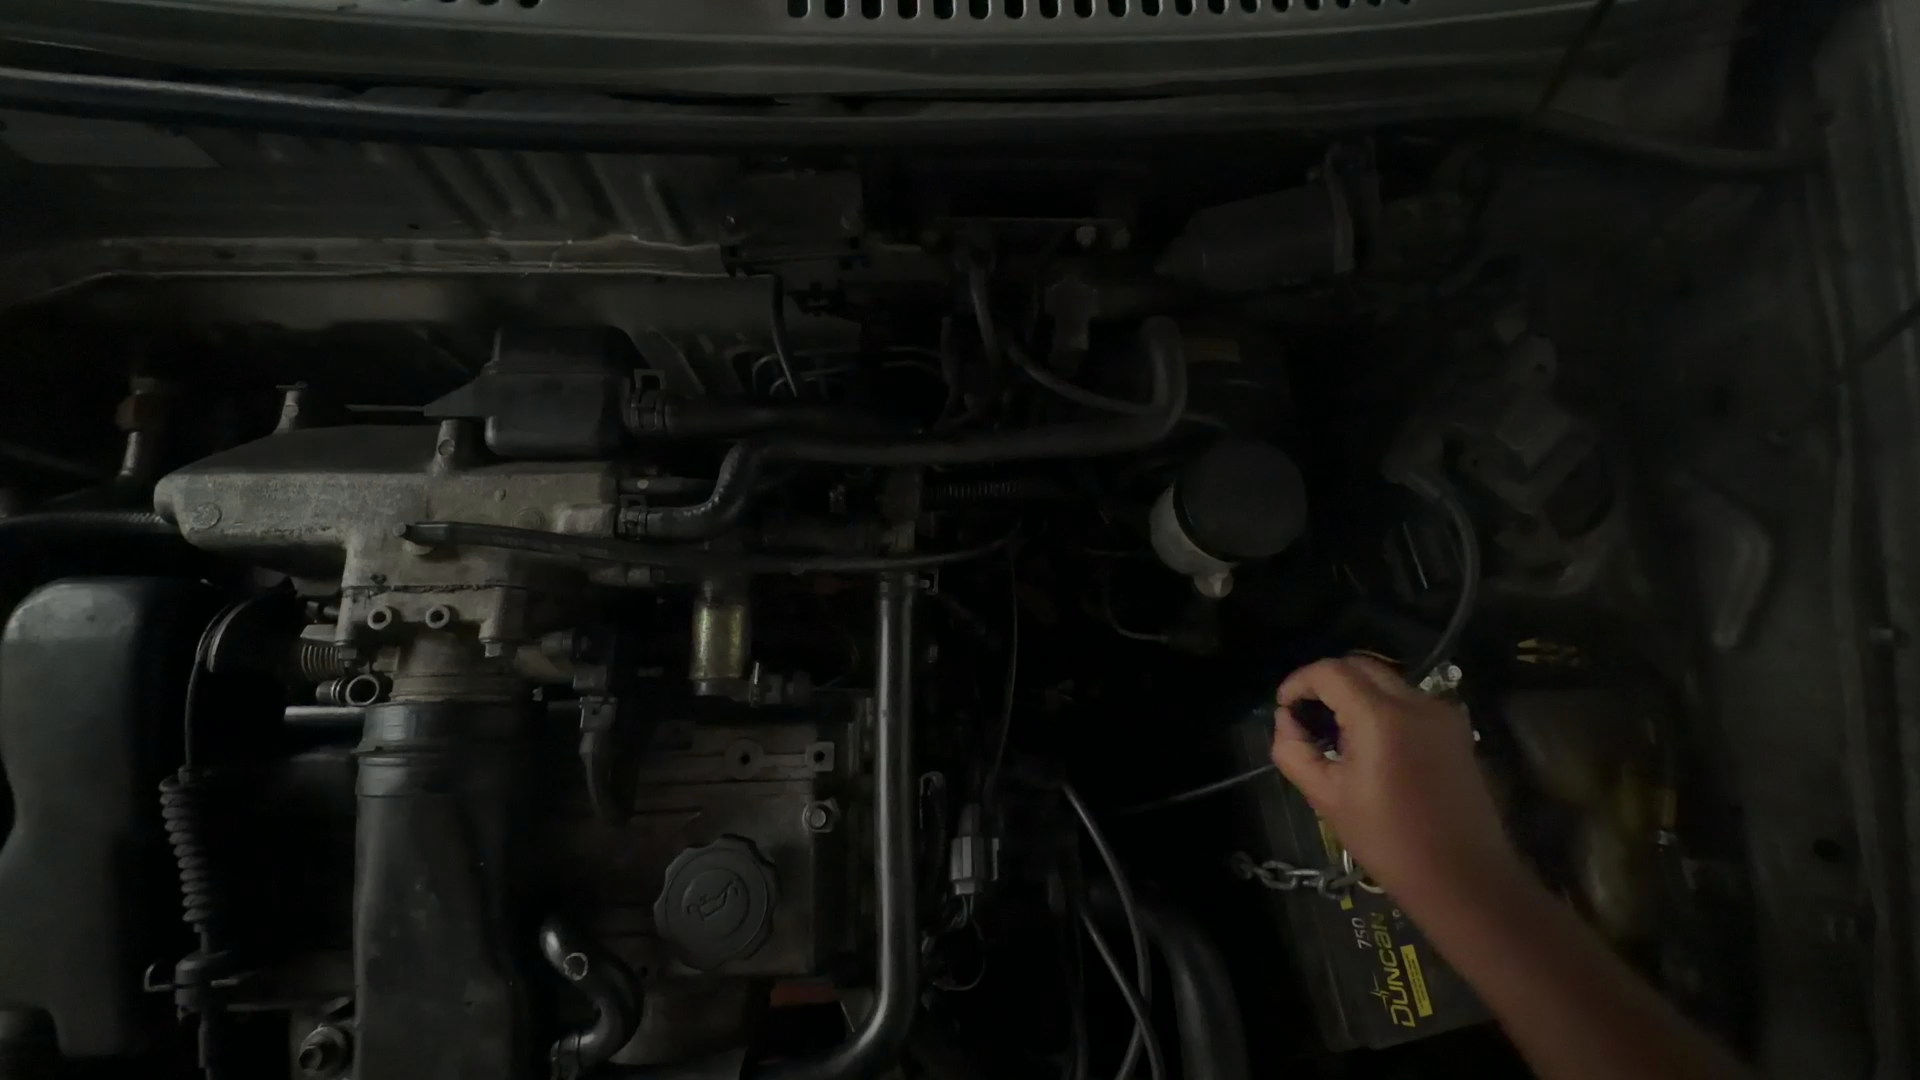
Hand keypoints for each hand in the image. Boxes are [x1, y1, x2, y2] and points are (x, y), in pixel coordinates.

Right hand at [1271, 656, 1521, 910]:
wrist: (1466, 880)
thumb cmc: (1388, 841)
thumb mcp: (1323, 796)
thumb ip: (1292, 748)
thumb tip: (1287, 719)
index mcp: (1380, 718)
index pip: (1329, 672)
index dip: (1298, 682)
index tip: (1283, 707)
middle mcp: (1416, 703)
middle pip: (1359, 665)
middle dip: (1325, 681)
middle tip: (1305, 713)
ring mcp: (1442, 714)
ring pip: (1384, 680)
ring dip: (1352, 691)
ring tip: (1333, 729)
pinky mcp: (1457, 729)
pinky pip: (1407, 699)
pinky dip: (1378, 705)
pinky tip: (1367, 742)